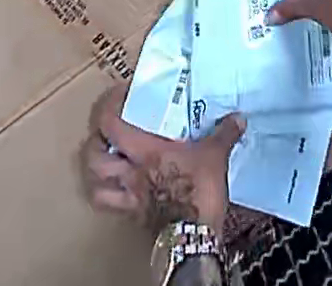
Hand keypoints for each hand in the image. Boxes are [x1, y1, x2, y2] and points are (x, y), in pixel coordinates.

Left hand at [84, 84, 244, 229]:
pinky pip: (111, 206)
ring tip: (105, 159)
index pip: (111, 124)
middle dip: (93, 142)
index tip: (120, 95)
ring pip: (94, 185)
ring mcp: (129, 196)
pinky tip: (119, 187)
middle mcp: (130, 172)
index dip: (108, 107)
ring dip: (94, 172)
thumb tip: (239, 118)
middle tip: (105, 131)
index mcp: (144, 150)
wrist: (195, 235)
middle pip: (92, 157)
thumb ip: (224, 133)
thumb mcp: (215, 154)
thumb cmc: (199, 189)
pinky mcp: (134, 216)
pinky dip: (109, 196)